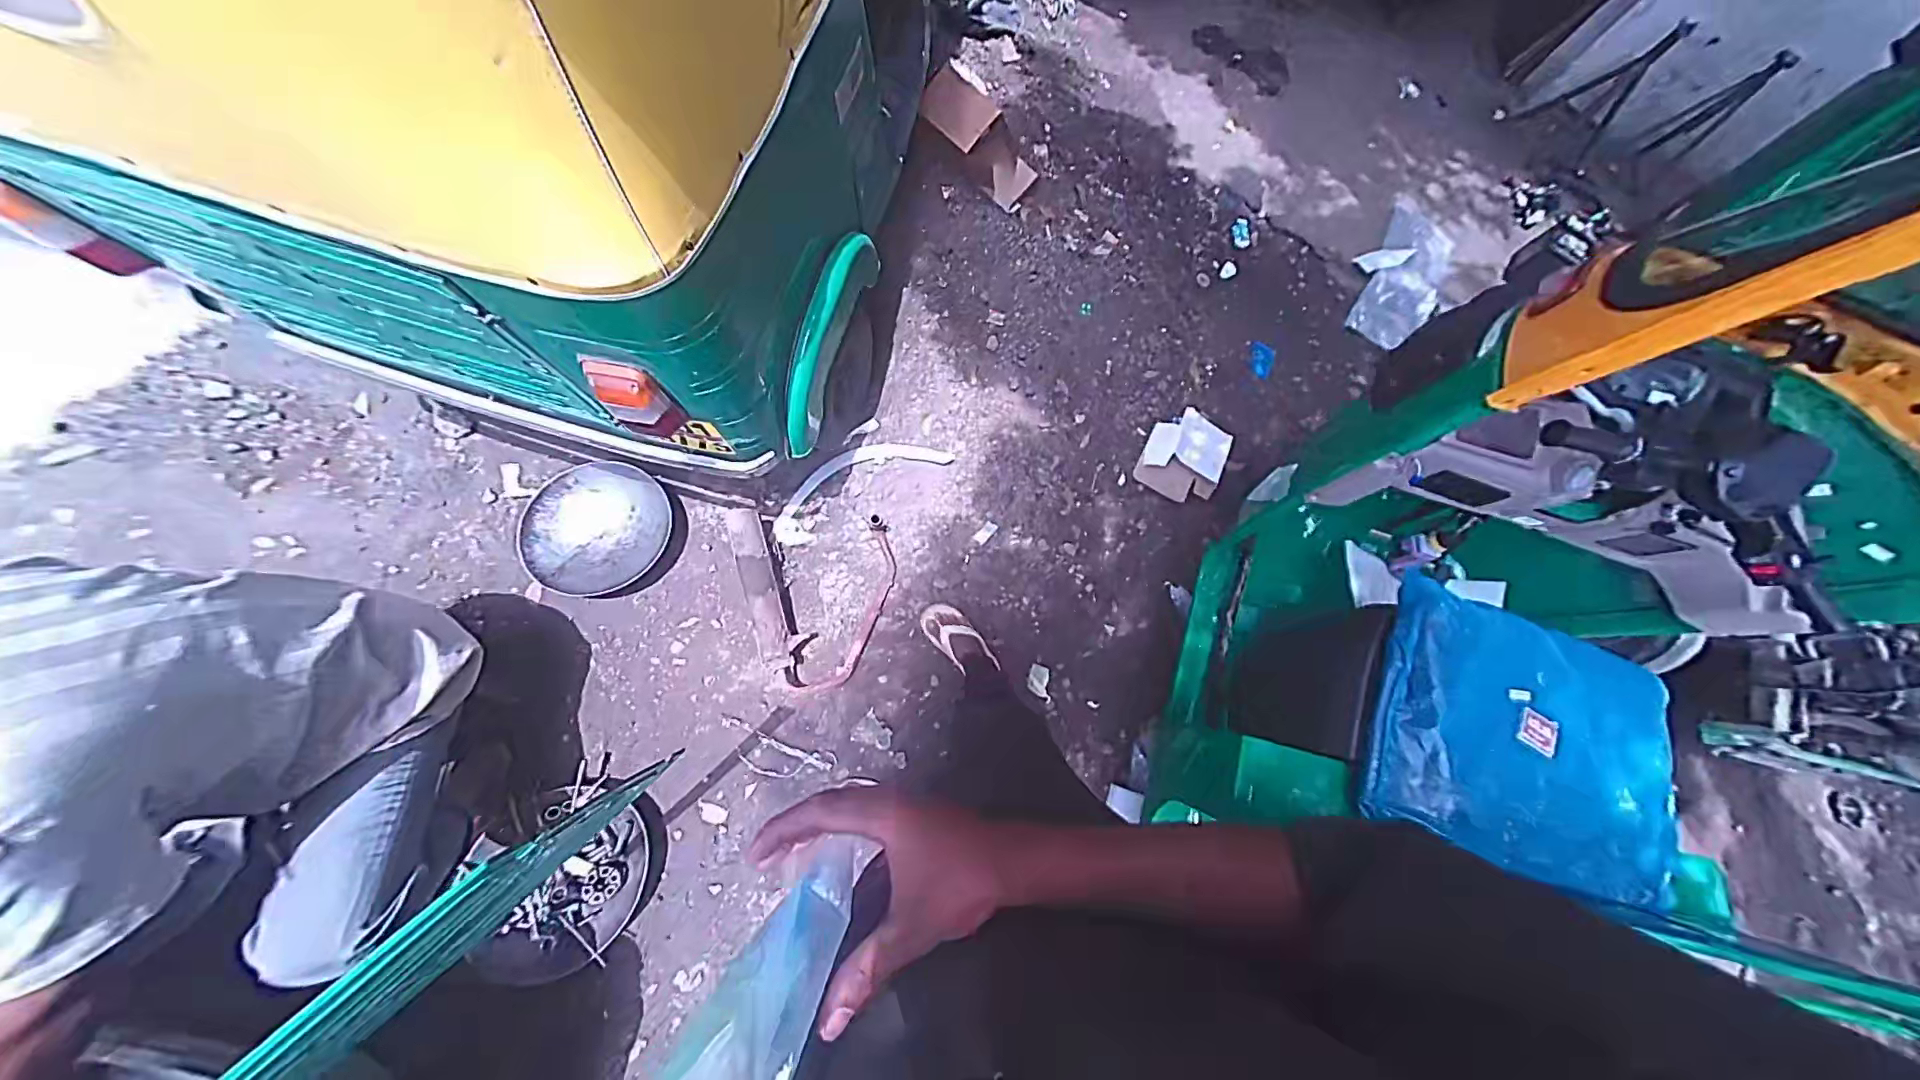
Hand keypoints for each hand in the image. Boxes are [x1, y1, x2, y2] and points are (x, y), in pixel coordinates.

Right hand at [750, 788, 1010, 1040]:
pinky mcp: (919, 815)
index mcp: (881, 814)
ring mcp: (907, 804)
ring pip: (852, 804)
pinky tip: (849, 857)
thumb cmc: (961, 883)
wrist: (1015, 860)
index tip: (756, 855)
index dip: (783, 831)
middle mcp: (890, 800)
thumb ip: (869, 967)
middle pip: (832, 801)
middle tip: (770, 854)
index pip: (819, 812)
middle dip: (796, 824)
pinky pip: (868, 812)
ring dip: (823, 823)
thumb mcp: (911, 926)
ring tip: (799, 850)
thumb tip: (830, 1018)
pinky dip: (846, 828)